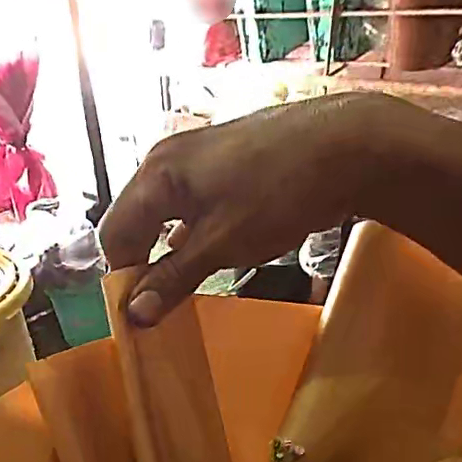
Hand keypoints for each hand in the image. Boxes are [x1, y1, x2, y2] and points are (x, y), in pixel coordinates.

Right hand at [97, 92, 420, 326]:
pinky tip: (204, 254)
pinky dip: (188, 235)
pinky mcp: (221, 165)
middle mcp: (165, 161)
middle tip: (164, 302)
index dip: (124, 277)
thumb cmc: (277, 193)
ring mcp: (194, 159)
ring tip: (185, 284)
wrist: (348, 147)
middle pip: (133, 223)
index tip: (144, 312)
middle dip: (142, 265)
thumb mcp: (221, 245)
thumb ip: (173, 279)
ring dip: (166, 253)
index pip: (114, 235)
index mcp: (155, 175)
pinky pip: (186, 207)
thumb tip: (135, 315)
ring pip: (160, 216)